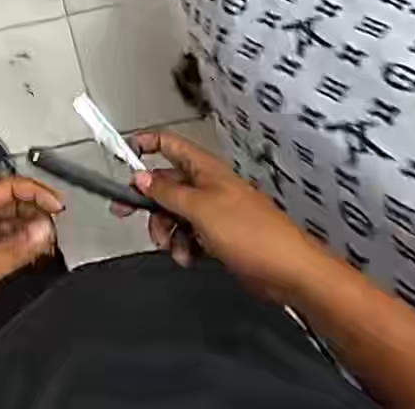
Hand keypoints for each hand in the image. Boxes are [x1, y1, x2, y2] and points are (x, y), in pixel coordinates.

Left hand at [0, 176, 63, 346]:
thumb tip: (43, 230)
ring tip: (48, 242)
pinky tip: (34, 255)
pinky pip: (7, 238)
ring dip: (31, 228)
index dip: (37, 191)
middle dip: (37, 209)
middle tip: (56, 226)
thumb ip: (16, 249)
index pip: (10, 185)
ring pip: (11, 220)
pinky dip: (23, 244)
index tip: (57, 206)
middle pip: (13, 200)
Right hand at [121, 130, 323, 304]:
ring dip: (167, 230)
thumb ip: (167, 192)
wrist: (288, 271)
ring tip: (174, 247)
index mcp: (204, 168)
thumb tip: (141, 178)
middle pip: (166, 183)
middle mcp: (207, 185)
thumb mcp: (199, 208)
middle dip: (150, 202)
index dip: (146, 144)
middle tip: (129, 214)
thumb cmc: (252, 233)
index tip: (126, 152)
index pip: (168, 143)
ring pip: (175, 212)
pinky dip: (183, 245)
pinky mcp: (219, 235)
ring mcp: (214, 210)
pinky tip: (189, 256)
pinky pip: (189, 234)